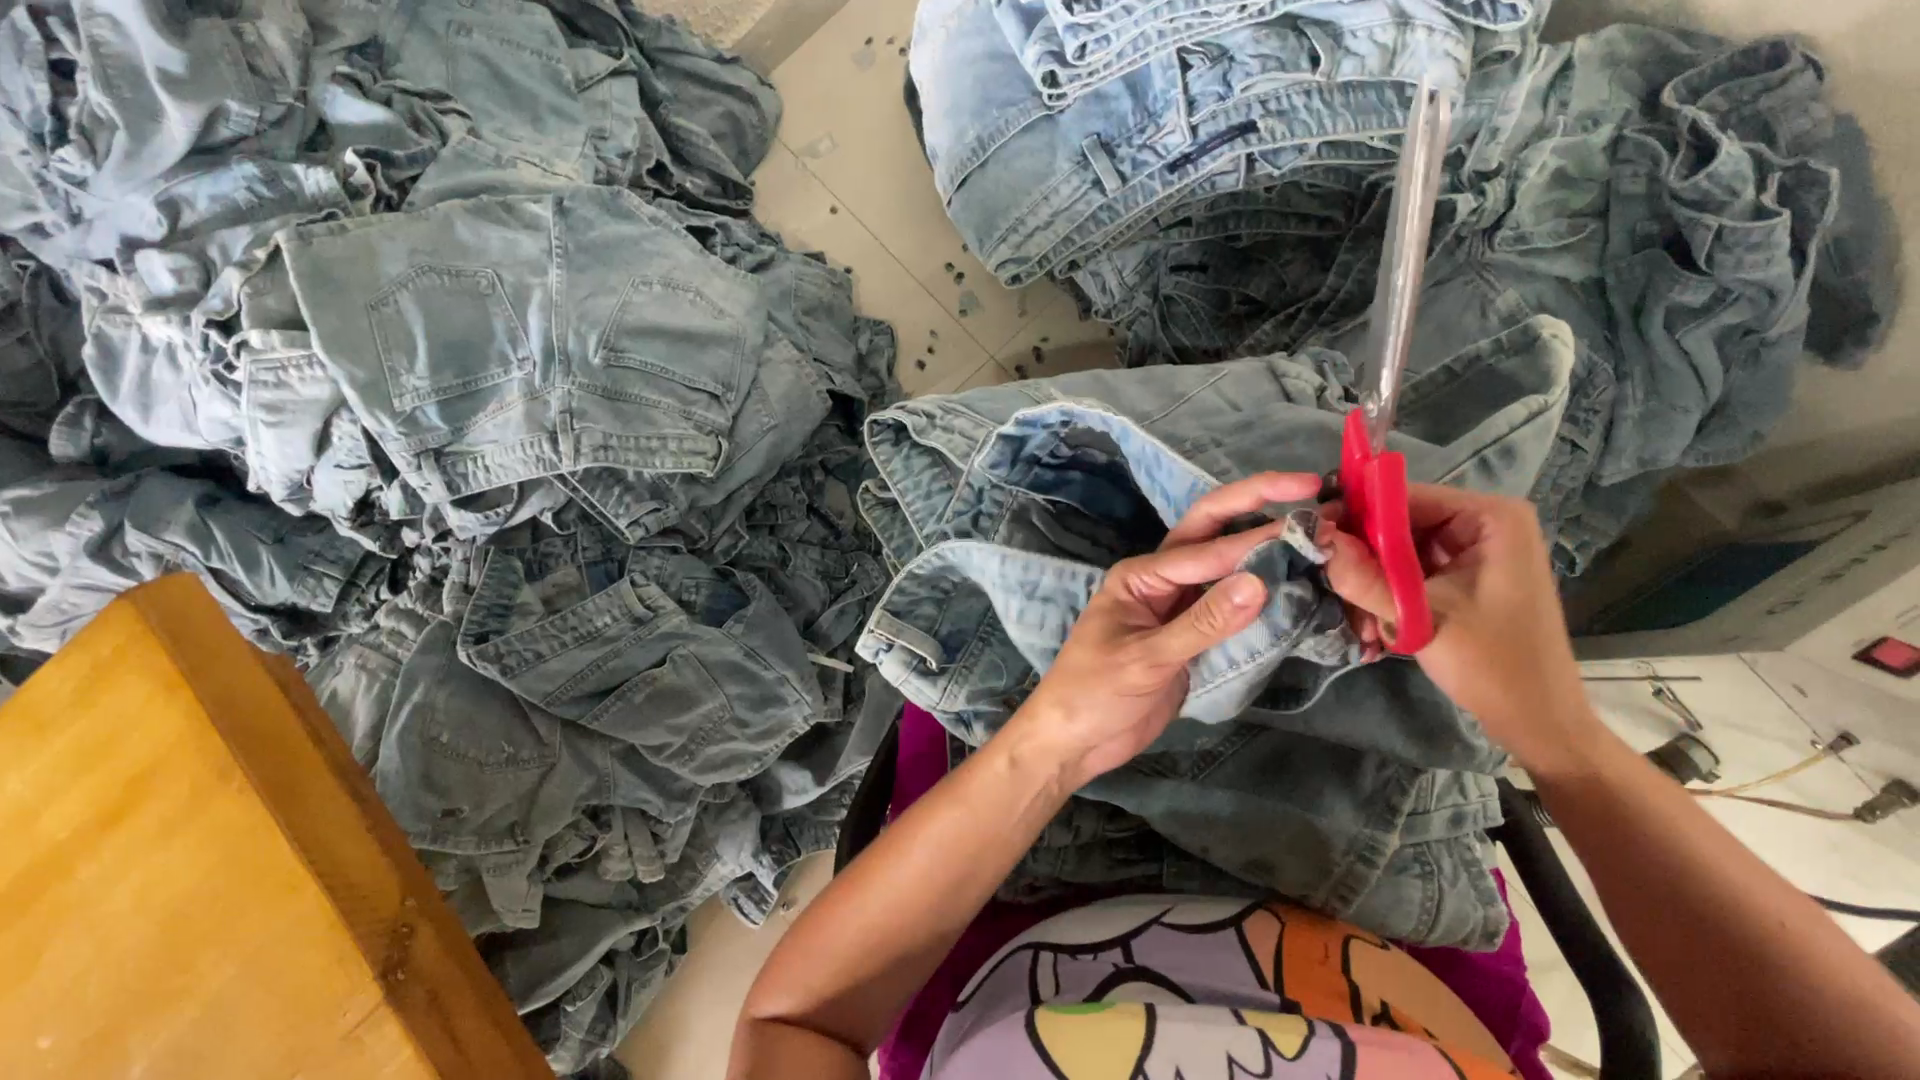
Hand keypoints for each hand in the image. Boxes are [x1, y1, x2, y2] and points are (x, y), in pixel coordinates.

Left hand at [1003, 472, 1324, 789]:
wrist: (1075, 740)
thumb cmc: (1093, 693)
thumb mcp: (1146, 658)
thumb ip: (1203, 624)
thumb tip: (1259, 582)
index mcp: (1140, 575)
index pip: (1205, 550)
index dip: (1255, 539)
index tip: (1307, 530)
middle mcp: (1161, 580)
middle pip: (1211, 531)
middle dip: (1256, 502)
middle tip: (1310, 484)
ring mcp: (1178, 607)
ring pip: (1226, 565)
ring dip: (1265, 545)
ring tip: (1317, 529)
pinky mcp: (1192, 637)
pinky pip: (1232, 606)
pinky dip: (1263, 593)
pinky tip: (1298, 583)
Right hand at [1319, 483, 1601, 773]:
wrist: (1536, 720)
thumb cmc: (1493, 663)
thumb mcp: (1421, 617)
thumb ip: (1366, 577)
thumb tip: (1318, 538)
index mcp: (1490, 518)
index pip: (1404, 497)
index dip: (1355, 514)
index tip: (1315, 536)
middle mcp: (1483, 524)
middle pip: (1399, 523)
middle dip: (1363, 558)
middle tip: (1334, 588)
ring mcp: (1473, 551)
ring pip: (1398, 550)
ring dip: (1372, 584)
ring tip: (1363, 624)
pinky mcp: (1463, 577)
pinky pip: (1410, 572)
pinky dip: (1387, 596)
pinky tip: (1376, 628)